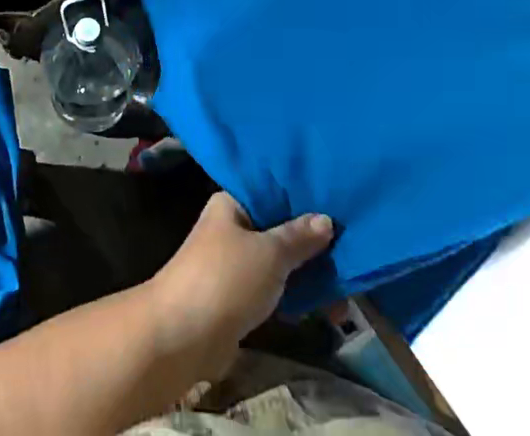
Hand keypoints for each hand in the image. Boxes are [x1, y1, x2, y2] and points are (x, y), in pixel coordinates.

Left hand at [145, 192, 333, 375]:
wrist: (177, 341)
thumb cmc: (223, 280)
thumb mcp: (270, 252)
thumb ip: (300, 236)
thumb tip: (327, 220)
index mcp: (233, 204)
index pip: (273, 189)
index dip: (305, 195)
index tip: (338, 198)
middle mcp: (233, 229)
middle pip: (280, 228)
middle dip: (313, 240)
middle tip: (352, 244)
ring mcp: (235, 266)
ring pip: (280, 262)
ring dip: (308, 272)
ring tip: (346, 283)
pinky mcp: (238, 300)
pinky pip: (275, 290)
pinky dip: (296, 296)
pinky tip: (326, 304)